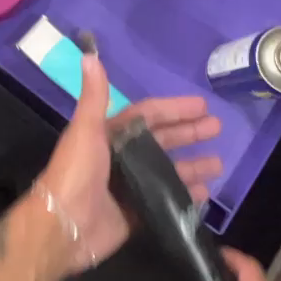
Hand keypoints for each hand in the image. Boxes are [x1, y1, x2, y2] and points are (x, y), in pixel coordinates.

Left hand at [34, 53, 221, 271]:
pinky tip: (206, 194)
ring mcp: (129, 185)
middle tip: (217, 128)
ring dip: (192, 165)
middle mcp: (121, 156)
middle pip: (162, 140)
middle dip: (189, 133)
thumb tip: (89, 54)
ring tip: (219, 164)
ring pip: (167, 171)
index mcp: (109, 133)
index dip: (173, 109)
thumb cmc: (75, 172)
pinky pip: (166, 201)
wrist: (62, 226)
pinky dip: (184, 196)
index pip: (148, 115)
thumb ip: (94, 95)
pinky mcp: (135, 213)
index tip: (202, 105)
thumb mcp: (86, 129)